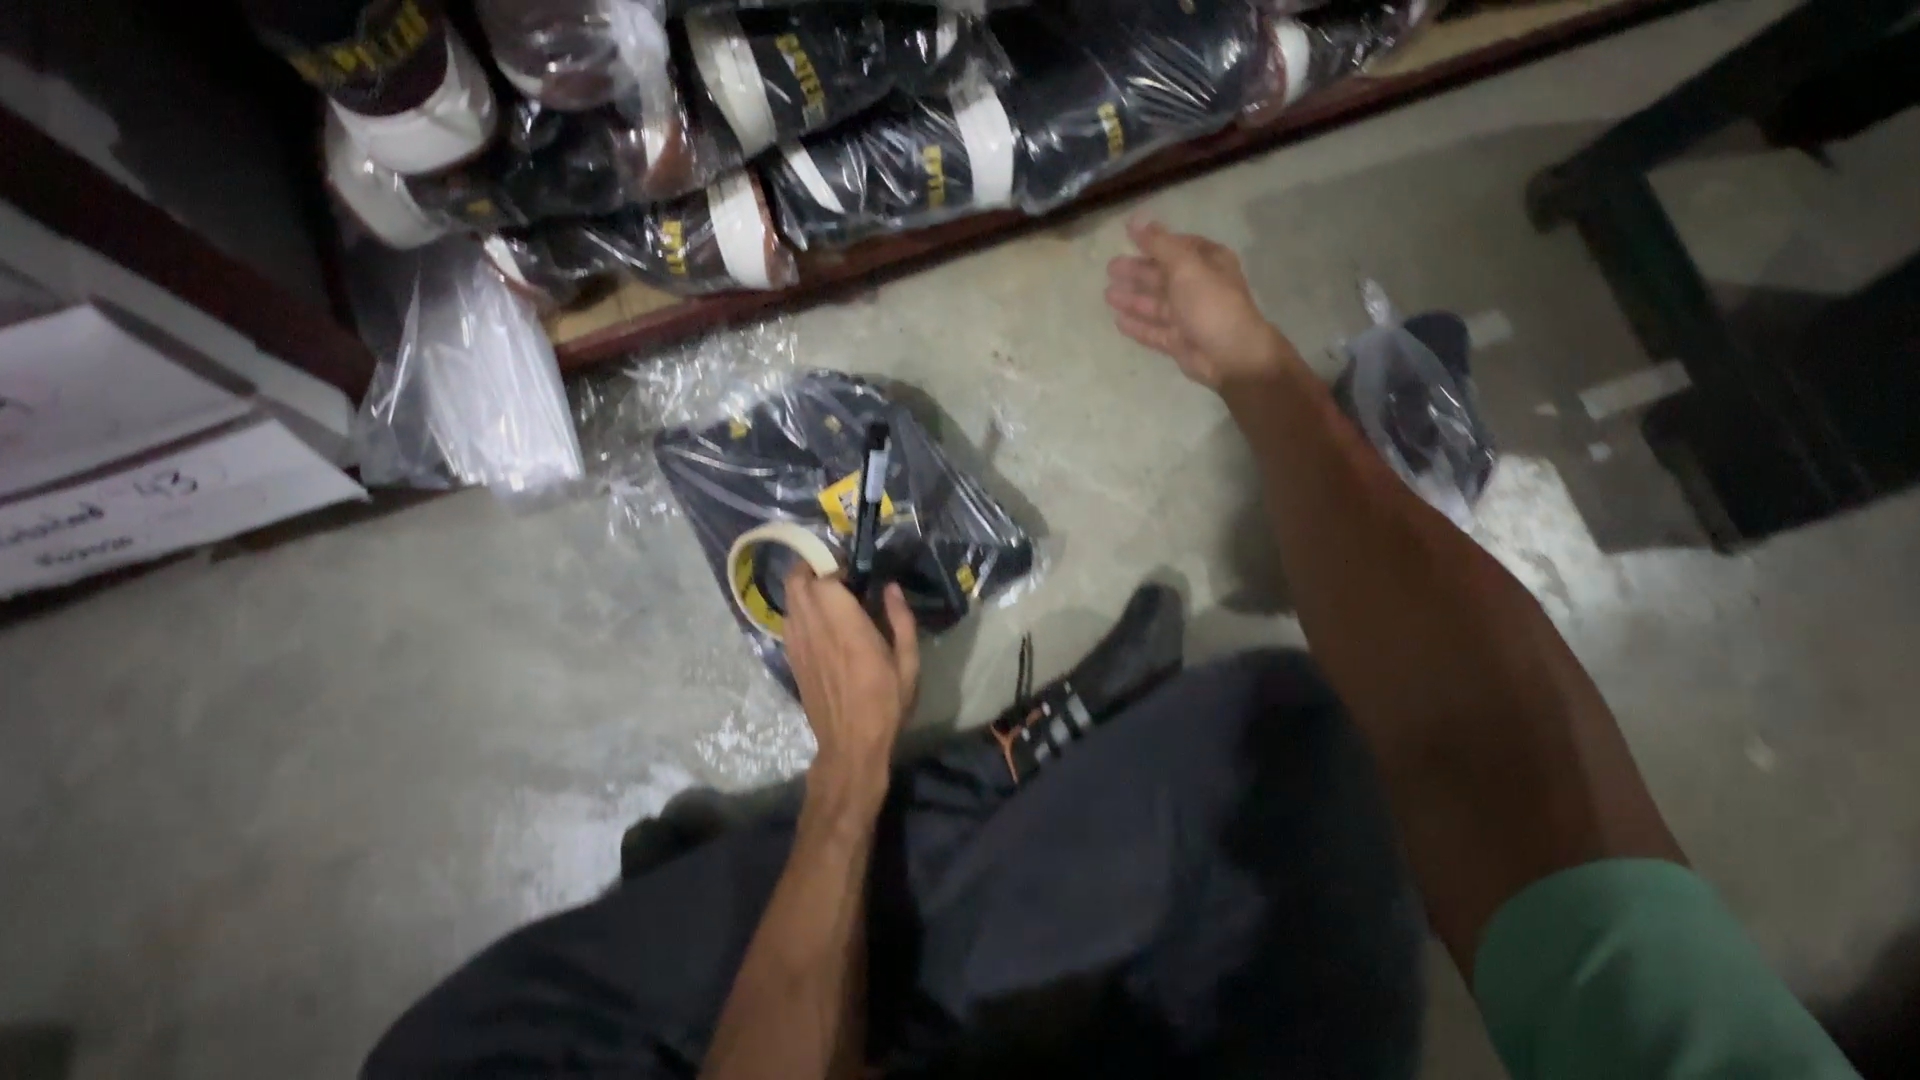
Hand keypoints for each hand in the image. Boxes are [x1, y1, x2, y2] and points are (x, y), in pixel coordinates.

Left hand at [783, 570, 919, 801]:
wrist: (850, 745)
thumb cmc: (886, 704)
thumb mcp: (908, 663)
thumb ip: (901, 620)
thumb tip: (891, 588)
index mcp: (847, 629)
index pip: (823, 580)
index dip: (834, 566)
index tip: (852, 569)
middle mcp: (816, 630)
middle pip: (796, 582)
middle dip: (811, 567)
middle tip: (834, 571)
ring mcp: (798, 645)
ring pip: (789, 599)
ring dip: (803, 587)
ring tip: (826, 592)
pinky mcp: (791, 659)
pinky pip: (788, 621)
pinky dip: (799, 609)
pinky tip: (818, 619)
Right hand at [1105, 216, 1304, 388]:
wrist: (1230, 354)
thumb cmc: (1210, 303)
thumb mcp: (1185, 266)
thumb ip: (1159, 243)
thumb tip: (1136, 218)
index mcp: (1208, 263)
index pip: (1178, 247)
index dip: (1154, 242)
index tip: (1128, 238)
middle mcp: (1199, 287)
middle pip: (1163, 275)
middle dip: (1137, 271)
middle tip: (1110, 268)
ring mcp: (1188, 316)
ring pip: (1155, 304)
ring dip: (1132, 298)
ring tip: (1107, 294)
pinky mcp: (1178, 341)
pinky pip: (1153, 330)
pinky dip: (1137, 325)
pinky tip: (1118, 321)